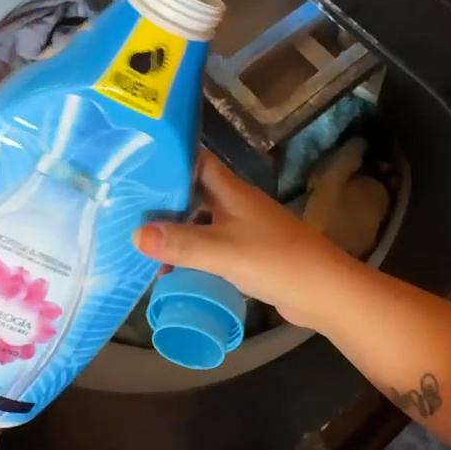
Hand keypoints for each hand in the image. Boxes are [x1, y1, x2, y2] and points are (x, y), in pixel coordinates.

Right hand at [132, 151, 357, 331]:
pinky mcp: (247, 253)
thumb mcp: (223, 251)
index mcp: (230, 190)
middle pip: (193, 192)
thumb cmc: (276, 261)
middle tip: (125, 209)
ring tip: (140, 245)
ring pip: (200, 221)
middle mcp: (234, 203)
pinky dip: (190, 254)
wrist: (325, 292)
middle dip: (162, 199)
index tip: (133, 164)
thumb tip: (135, 234)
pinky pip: (210, 246)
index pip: (196, 160)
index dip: (168, 157)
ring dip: (174, 231)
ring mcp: (242, 228)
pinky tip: (171, 270)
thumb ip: (181, 243)